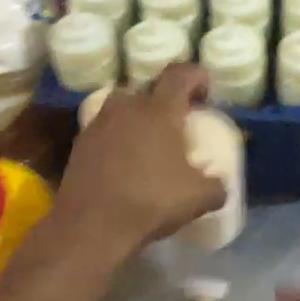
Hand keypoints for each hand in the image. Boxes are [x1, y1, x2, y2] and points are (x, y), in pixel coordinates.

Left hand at [55, 64, 227, 256]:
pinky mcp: (80, 144)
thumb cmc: (150, 202)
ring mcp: (98, 124)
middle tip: (177, 121)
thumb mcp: (199, 198)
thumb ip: (216, 185)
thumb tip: (219, 184)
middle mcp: (127, 107)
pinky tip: (124, 162)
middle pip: (148, 88)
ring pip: (122, 107)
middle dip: (165, 99)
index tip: (206, 91)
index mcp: (159, 110)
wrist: (90, 226)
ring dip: (137, 116)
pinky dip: (117, 137)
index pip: (180, 74)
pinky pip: (104, 129)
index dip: (197, 76)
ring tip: (148, 141)